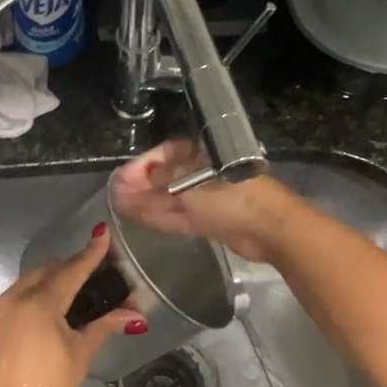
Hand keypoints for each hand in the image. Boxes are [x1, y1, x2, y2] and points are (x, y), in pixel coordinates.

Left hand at [0, 226, 143, 386]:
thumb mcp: (80, 355)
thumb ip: (104, 326)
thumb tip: (136, 314)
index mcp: (40, 302)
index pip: (71, 271)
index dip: (89, 254)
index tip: (102, 234)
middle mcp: (12, 297)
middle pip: (45, 273)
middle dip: (66, 268)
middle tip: (87, 270)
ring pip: (23, 285)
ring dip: (44, 283)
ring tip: (63, 292)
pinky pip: (6, 301)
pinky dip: (24, 300)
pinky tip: (35, 316)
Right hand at [109, 140, 299, 262]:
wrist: (271, 230)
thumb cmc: (233, 197)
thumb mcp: (192, 184)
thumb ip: (163, 180)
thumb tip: (138, 176)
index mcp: (205, 156)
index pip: (167, 156)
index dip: (143, 166)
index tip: (122, 177)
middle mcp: (205, 175)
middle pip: (168, 178)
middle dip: (142, 186)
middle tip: (115, 193)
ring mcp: (208, 200)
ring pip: (171, 200)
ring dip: (147, 203)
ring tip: (120, 207)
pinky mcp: (211, 223)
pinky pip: (180, 218)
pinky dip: (160, 217)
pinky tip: (139, 218)